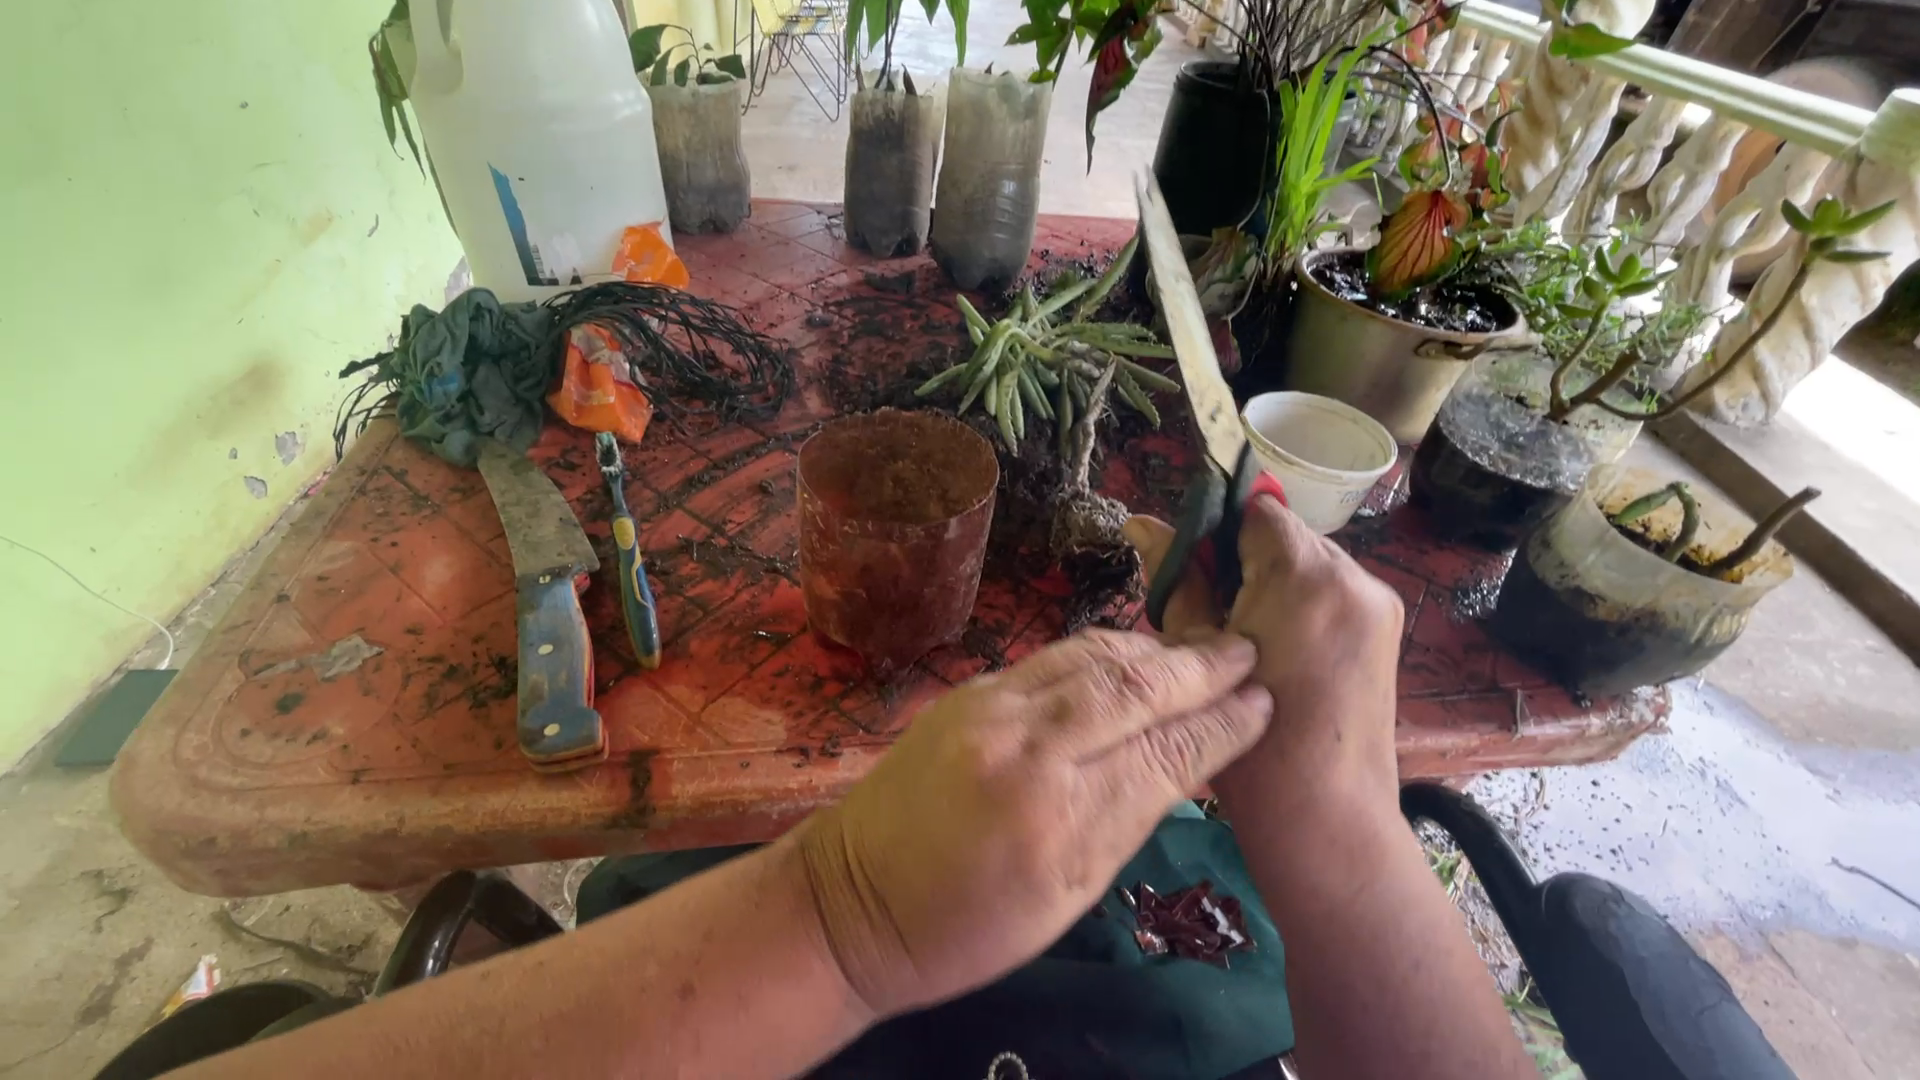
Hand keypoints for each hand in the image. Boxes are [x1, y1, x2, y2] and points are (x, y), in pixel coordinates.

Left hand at [794, 630, 1270, 1017]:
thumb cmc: (968, 924)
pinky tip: (1129, 655)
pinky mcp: (968, 691)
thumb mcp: (1066, 894)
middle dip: (1199, 668)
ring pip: (1091, 658)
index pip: (1164, 753)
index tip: (1265, 701)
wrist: (854, 895)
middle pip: (1132, 688)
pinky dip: (1103, 652)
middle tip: (1247, 651)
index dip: (1222, 723)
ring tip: (1198, 651)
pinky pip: (1052, 658)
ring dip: (1153, 650)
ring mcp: (990, 708)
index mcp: (1059, 820)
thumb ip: (1128, 815)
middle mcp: (1026, 746)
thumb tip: (1188, 758)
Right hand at [1123, 493, 1403, 826]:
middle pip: (1284, 534)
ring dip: (1272, 580)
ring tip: (1244, 635)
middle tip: (1210, 609)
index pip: (1255, 508)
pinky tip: (1278, 649)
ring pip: (1309, 561)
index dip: (1216, 530)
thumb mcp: (1194, 649)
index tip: (1193, 569)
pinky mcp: (1388, 629)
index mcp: (1303, 574)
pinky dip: (1301, 602)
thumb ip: (1174, 576)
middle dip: (1244, 558)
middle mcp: (1353, 575)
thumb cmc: (1245, 741)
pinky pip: (1332, 590)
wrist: (1324, 816)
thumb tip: (1142, 523)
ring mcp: (1379, 602)